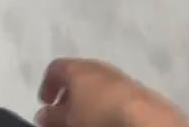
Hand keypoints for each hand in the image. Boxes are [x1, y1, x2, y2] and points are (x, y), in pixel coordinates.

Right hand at [34, 57, 188, 126]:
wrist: (146, 121)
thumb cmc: (98, 117)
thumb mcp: (70, 121)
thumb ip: (53, 117)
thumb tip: (42, 115)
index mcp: (77, 68)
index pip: (55, 68)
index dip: (48, 84)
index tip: (44, 103)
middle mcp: (96, 66)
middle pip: (77, 75)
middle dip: (68, 94)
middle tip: (64, 116)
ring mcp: (118, 76)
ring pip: (97, 85)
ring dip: (88, 100)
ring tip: (86, 119)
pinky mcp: (137, 90)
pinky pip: (114, 94)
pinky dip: (106, 105)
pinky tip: (109, 120)